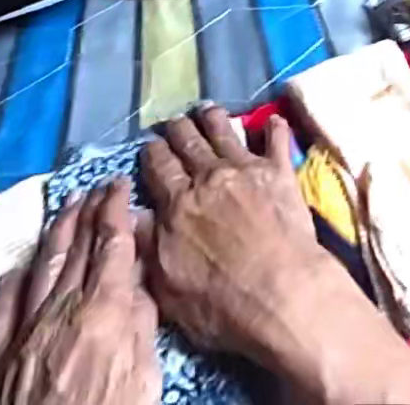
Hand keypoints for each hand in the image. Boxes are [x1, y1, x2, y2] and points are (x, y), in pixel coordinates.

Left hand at [0, 181, 158, 404]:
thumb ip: (141, 321)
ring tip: (66, 206)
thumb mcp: (146, 374)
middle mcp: (60, 310)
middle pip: (78, 249)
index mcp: (103, 308)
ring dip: (56, 234)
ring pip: (41, 270)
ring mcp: (22, 335)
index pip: (112, 243)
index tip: (119, 184)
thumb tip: (136, 278)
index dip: (116, 209)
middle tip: (97, 186)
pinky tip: (16, 270)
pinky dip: (9, 287)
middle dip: (89, 212)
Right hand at [140, 105, 409, 404]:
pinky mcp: (279, 170)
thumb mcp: (166, 285)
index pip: (159, 166)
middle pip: (189, 142)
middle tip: (174, 120)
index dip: (152, 151)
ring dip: (213, 117)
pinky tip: (272, 118)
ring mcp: (246, 168)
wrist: (280, 291)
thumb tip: (129, 215)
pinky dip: (273, 126)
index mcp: (178, 203)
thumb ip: (147, 245)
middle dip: (178, 128)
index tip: (149, 142)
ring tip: (207, 108)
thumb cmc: (220, 302)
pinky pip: (275, 139)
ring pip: (225, 131)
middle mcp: (209, 176)